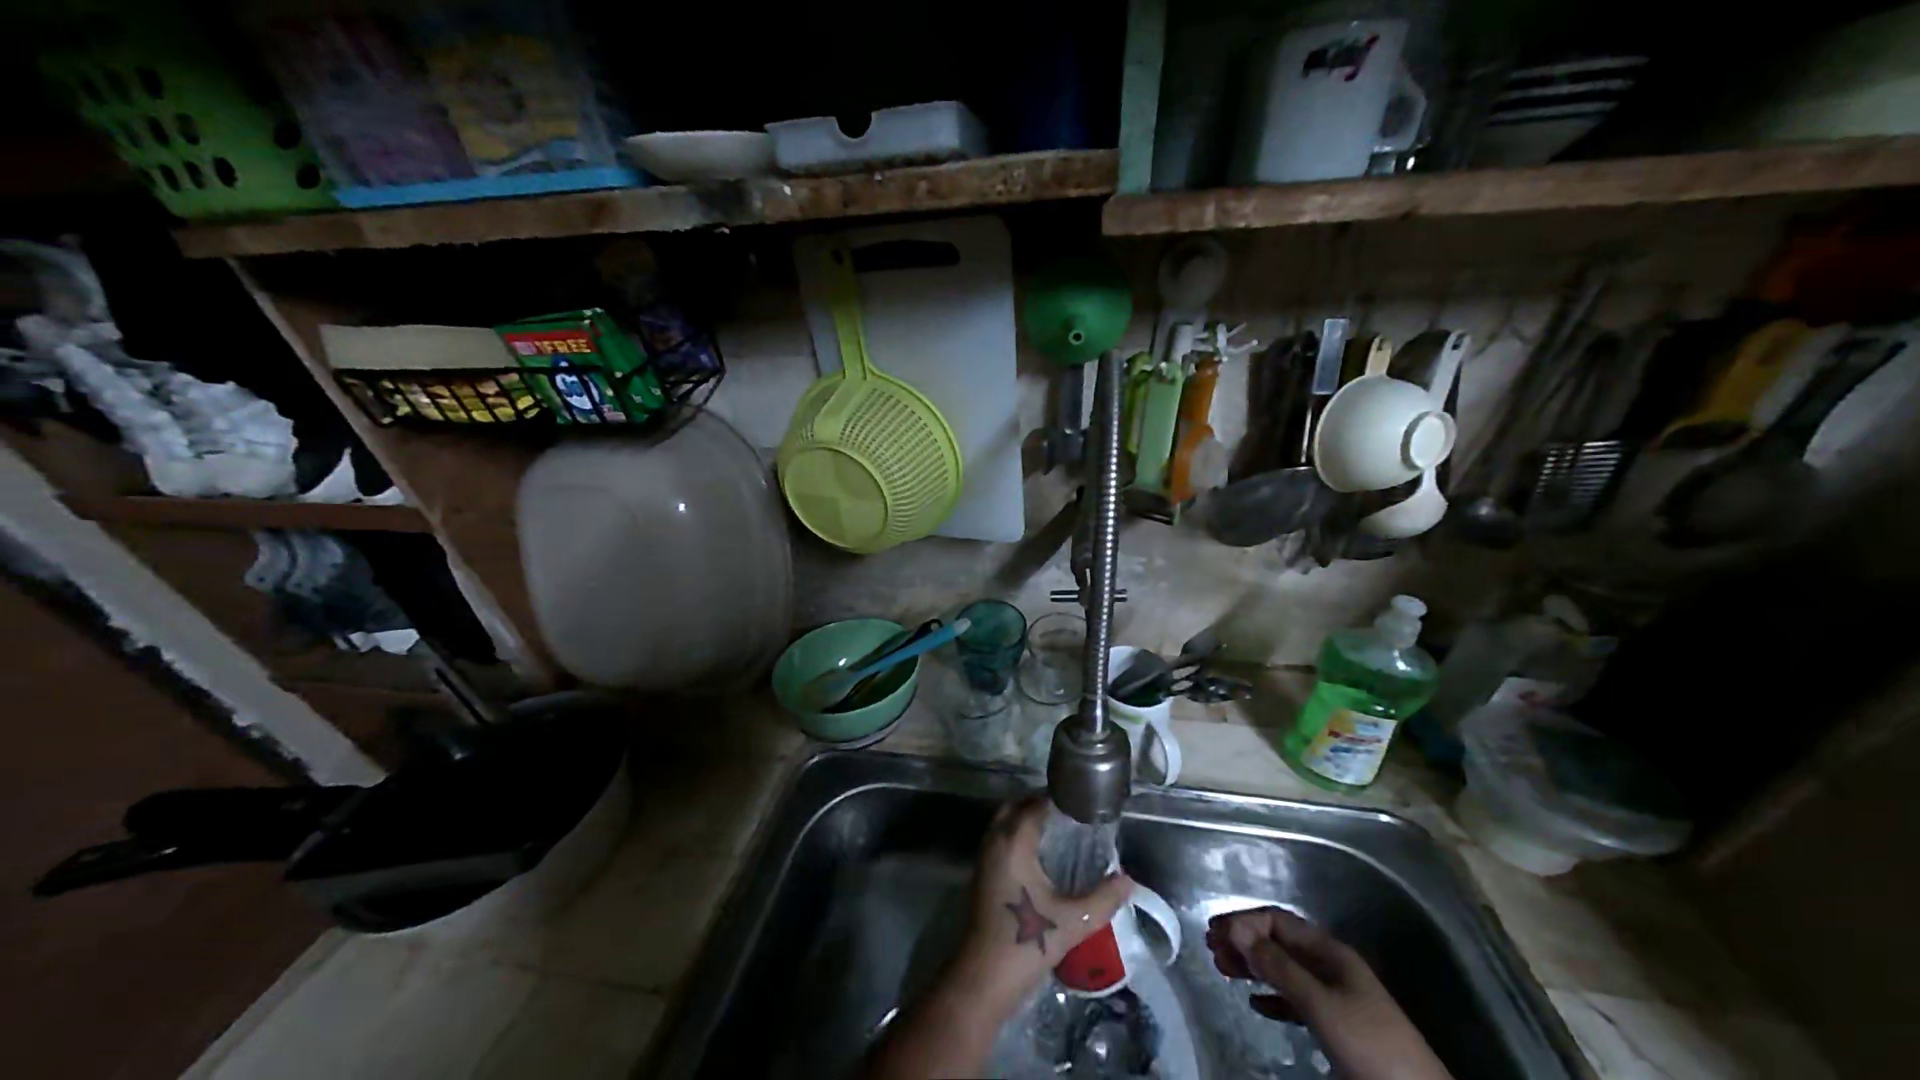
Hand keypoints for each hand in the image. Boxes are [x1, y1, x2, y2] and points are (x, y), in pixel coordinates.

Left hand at [950, 796, 1133, 1010]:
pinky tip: (1038, 854)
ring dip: (1024, 818)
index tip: (1080, 799)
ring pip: (1003, 823)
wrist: (984, 975)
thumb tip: (1128, 880)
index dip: (1056, 798)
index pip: (1034, 804)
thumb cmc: (1028, 941)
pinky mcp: (980, 875)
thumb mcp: (1074, 920)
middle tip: (1068, 811)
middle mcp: (995, 842)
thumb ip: (1104, 898)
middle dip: (1037, 803)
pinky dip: (1015, 835)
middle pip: (1013, 807)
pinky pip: (998, 840)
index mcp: (1014, 842)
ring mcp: (984, 858)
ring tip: (1057, 828)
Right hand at [1206, 907, 1452, 1079]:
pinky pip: (1295, 1000)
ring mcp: (1335, 995)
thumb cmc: (1368, 1043)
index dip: (1244, 922)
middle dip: (1244, 940)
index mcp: (1329, 952)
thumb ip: (1278, 966)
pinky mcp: (1336, 1024)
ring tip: (1221, 968)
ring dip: (1253, 965)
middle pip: (1279, 942)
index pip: (1279, 921)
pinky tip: (1255, 1004)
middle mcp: (1330, 966)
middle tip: (1210, 947)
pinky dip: (1272, 997)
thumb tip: (1235, 929)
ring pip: (1284, 969)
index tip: (1214, 933)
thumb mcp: (1320, 1003)